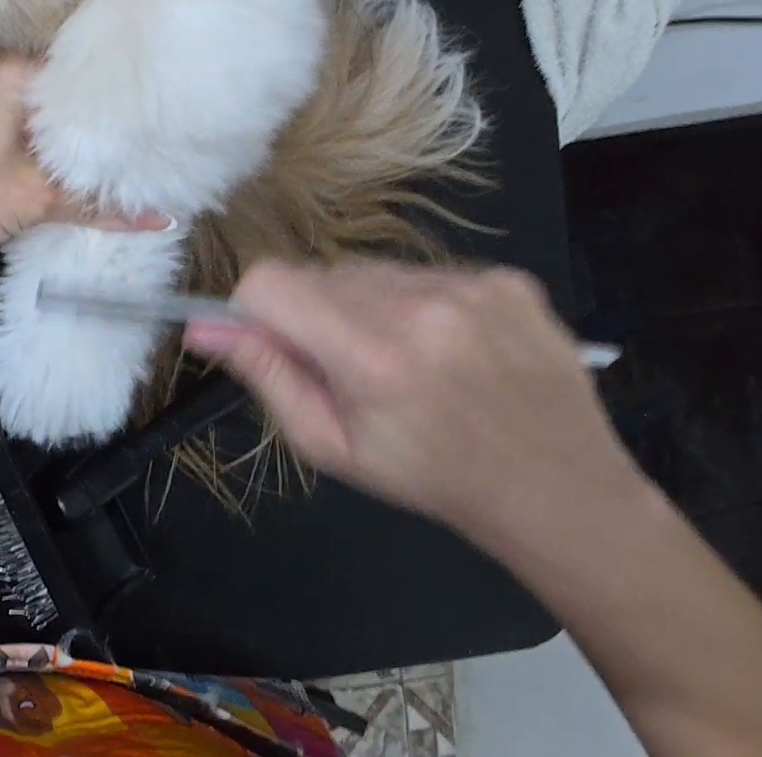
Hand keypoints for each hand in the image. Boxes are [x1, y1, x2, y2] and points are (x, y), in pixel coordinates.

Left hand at [0, 58, 169, 260]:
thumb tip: (164, 217)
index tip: (172, 115)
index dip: (129, 95)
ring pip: (44, 118)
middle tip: (167, 142)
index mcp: (14, 71)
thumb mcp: (28, 198)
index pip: (87, 69)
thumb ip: (95, 204)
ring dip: (77, 143)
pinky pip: (20, 134)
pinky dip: (46, 154)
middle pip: (68, 95)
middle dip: (108, 124)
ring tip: (141, 160)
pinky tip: (80, 174)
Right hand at [183, 260, 641, 544]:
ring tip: (399, 356)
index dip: (254, 310)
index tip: (275, 345)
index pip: (268, 282)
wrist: (561, 491)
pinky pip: (418, 270)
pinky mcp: (507, 279)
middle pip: (314, 274)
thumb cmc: (426, 475)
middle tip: (345, 365)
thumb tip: (200, 326)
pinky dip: (412, 301)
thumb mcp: (326, 442)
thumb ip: (262, 374)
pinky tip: (443, 345)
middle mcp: (420, 307)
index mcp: (372, 356)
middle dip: (309, 312)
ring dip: (359, 304)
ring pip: (364, 270)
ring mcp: (471, 287)